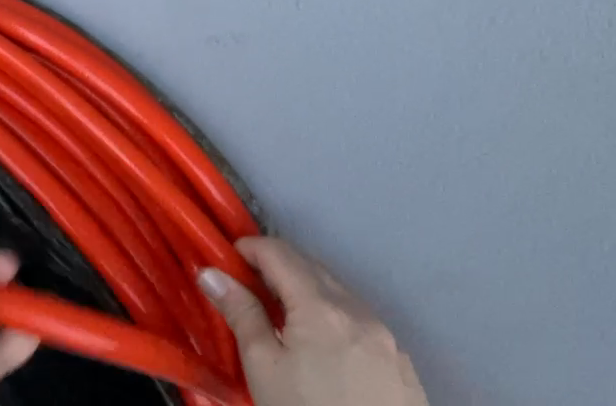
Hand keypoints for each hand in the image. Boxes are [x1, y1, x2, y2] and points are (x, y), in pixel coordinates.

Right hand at [198, 237, 428, 405]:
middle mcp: (360, 312)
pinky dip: (334, 319)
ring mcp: (389, 340)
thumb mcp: (263, 367)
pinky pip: (361, 323)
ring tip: (284, 322)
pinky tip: (323, 351)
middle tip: (247, 291)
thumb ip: (240, 312)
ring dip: (306, 292)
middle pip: (311, 266)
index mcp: (322, 307)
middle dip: (276, 268)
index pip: (278, 252)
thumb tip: (211, 273)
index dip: (247, 249)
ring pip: (339, 294)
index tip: (226, 265)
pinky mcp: (404, 367)